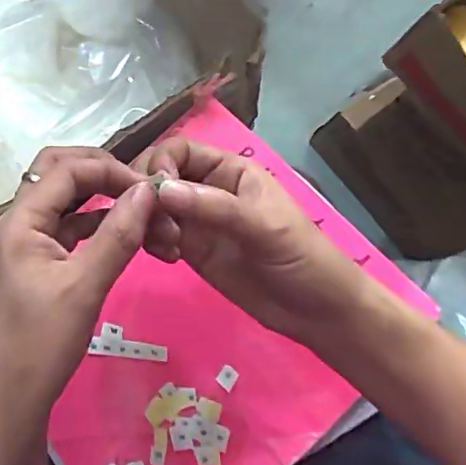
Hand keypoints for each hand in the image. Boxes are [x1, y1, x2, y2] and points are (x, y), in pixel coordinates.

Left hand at [0, 147, 164, 413]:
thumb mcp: (85, 287)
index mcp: (20, 219)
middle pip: (57, 173)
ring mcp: (26, 241)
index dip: (109, 170)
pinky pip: (67, 227)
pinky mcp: (37, 262)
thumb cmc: (42, 341)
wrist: (10, 395)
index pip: (65, 170)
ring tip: (143, 212)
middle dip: (100, 172)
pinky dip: (95, 224)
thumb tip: (147, 191)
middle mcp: (18, 220)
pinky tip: (124, 232)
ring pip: (64, 201)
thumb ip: (117, 236)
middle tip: (141, 189)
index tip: (151, 189)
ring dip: (100, 199)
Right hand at [135, 139, 387, 346]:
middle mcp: (205, 188)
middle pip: (157, 174)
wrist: (320, 315)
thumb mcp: (264, 228)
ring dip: (146, 219)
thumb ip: (214, 207)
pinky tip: (167, 257)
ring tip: (163, 244)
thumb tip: (161, 189)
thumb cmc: (302, 259)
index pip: (178, 150)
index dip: (160, 163)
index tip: (154, 190)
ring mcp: (194, 218)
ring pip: (151, 204)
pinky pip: (155, 233)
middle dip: (145, 192)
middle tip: (148, 219)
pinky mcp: (188, 247)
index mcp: (227, 170)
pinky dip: (150, 240)